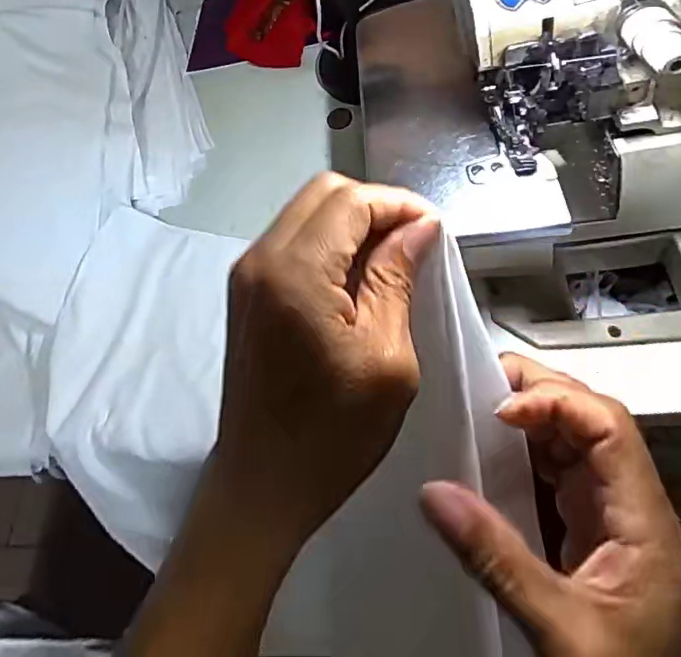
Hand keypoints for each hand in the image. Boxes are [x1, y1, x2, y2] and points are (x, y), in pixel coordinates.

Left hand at [125, 174, 439, 655]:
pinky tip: (360, 275)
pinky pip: (295, 237)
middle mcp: (261, 259)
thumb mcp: (387, 357)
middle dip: (377, 205)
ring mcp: (247, 273)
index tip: (433, 231)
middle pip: (326, 191)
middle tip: (414, 241)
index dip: (399, 205)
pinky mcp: (247, 290)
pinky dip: (333, 240)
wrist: (260, 489)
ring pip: (309, 209)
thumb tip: (420, 226)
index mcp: (296, 274)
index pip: (352, 200)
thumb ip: (397, 278)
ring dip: (355, 220)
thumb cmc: (332, 436)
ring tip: (393, 257)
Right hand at [420, 355, 680, 656]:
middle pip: (594, 424)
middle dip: (543, 396)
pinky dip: (529, 461)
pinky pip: (562, 481)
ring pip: (577, 447)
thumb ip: (497, 559)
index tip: (503, 409)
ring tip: (484, 415)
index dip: (556, 401)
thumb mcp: (559, 628)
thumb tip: (435, 495)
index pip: (610, 426)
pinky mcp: (595, 541)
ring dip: (534, 424)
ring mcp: (615, 523)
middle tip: (486, 388)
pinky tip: (496, 460)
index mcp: (645, 519)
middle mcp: (635, 508)